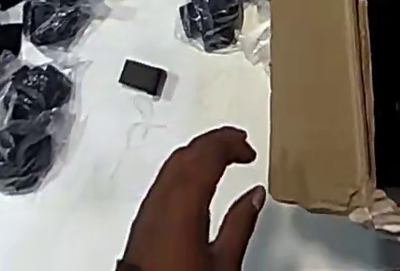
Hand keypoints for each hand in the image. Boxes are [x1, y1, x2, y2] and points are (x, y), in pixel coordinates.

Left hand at [122, 126, 265, 270]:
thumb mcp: (223, 263)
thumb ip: (241, 223)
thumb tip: (255, 196)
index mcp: (186, 198)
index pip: (210, 152)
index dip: (231, 143)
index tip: (248, 149)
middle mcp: (165, 194)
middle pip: (192, 150)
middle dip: (217, 140)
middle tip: (239, 142)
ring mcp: (151, 204)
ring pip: (177, 159)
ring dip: (201, 150)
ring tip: (221, 153)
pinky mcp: (144, 216)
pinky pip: (166, 175)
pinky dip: (186, 165)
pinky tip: (197, 176)